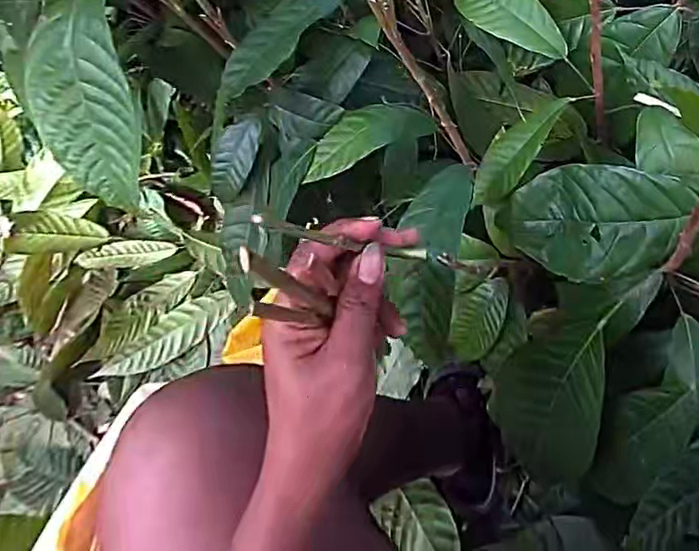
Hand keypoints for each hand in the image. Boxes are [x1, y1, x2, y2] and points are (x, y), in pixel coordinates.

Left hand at [256, 218, 415, 494]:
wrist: (313, 470)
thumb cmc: (324, 418)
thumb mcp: (349, 354)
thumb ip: (361, 300)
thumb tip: (375, 252)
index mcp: (288, 310)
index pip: (313, 253)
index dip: (346, 233)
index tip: (380, 228)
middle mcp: (297, 308)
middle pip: (336, 262)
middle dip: (372, 258)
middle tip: (411, 243)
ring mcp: (312, 321)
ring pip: (351, 283)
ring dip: (378, 296)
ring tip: (396, 325)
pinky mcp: (327, 334)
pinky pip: (355, 306)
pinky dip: (376, 314)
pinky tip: (389, 334)